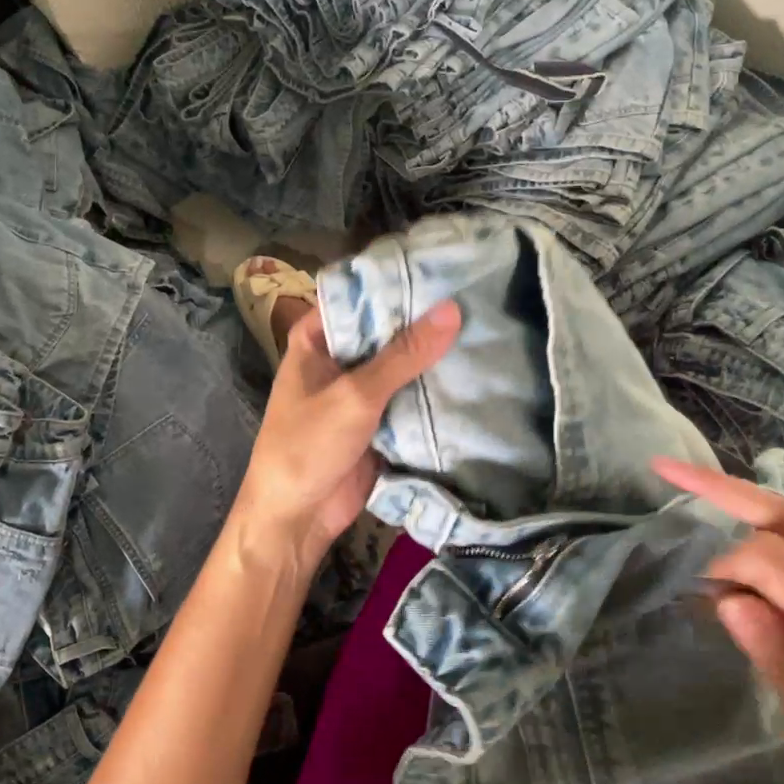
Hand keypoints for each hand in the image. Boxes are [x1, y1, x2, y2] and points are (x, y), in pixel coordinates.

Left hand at [230, 299, 460, 570]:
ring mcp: (358, 392)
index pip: (357, 297)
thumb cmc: (308, 445)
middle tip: (477, 294)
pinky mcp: (377, 422)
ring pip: (400, 365)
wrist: (296, 517)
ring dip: (432, 356)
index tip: (442, 266)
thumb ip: (404, 355)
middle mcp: (336, 359)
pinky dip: (433, 390)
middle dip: (422, 320)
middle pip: (383, 331)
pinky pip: (408, 398)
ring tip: (487, 325)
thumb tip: (452, 309)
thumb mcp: (356, 394)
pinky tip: (475, 373)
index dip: (394, 282)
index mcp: (315, 340)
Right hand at [651, 458, 783, 783]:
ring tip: (709, 529)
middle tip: (668, 469)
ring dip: (754, 520)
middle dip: (727, 489)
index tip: (708, 600)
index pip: (776, 559)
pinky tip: (762, 577)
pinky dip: (783, 549)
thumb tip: (730, 598)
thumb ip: (782, 664)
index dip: (728, 565)